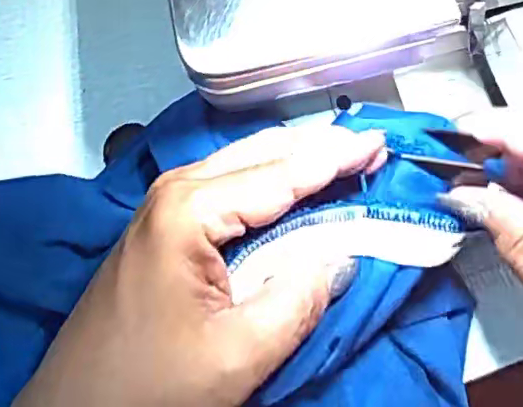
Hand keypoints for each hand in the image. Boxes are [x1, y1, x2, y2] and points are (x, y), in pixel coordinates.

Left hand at [16, 124, 388, 406]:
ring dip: (294, 162)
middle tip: (366, 147)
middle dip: (316, 149)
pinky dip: (269, 184)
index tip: (376, 141)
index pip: (280, 173)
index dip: (334, 157)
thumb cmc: (146, 388)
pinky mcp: (166, 222)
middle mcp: (177, 188)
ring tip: (340, 160)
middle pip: (262, 154)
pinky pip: (229, 187)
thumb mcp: (233, 356)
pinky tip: (292, 190)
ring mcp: (167, 202)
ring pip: (245, 164)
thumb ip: (296, 299)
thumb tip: (340, 254)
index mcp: (190, 207)